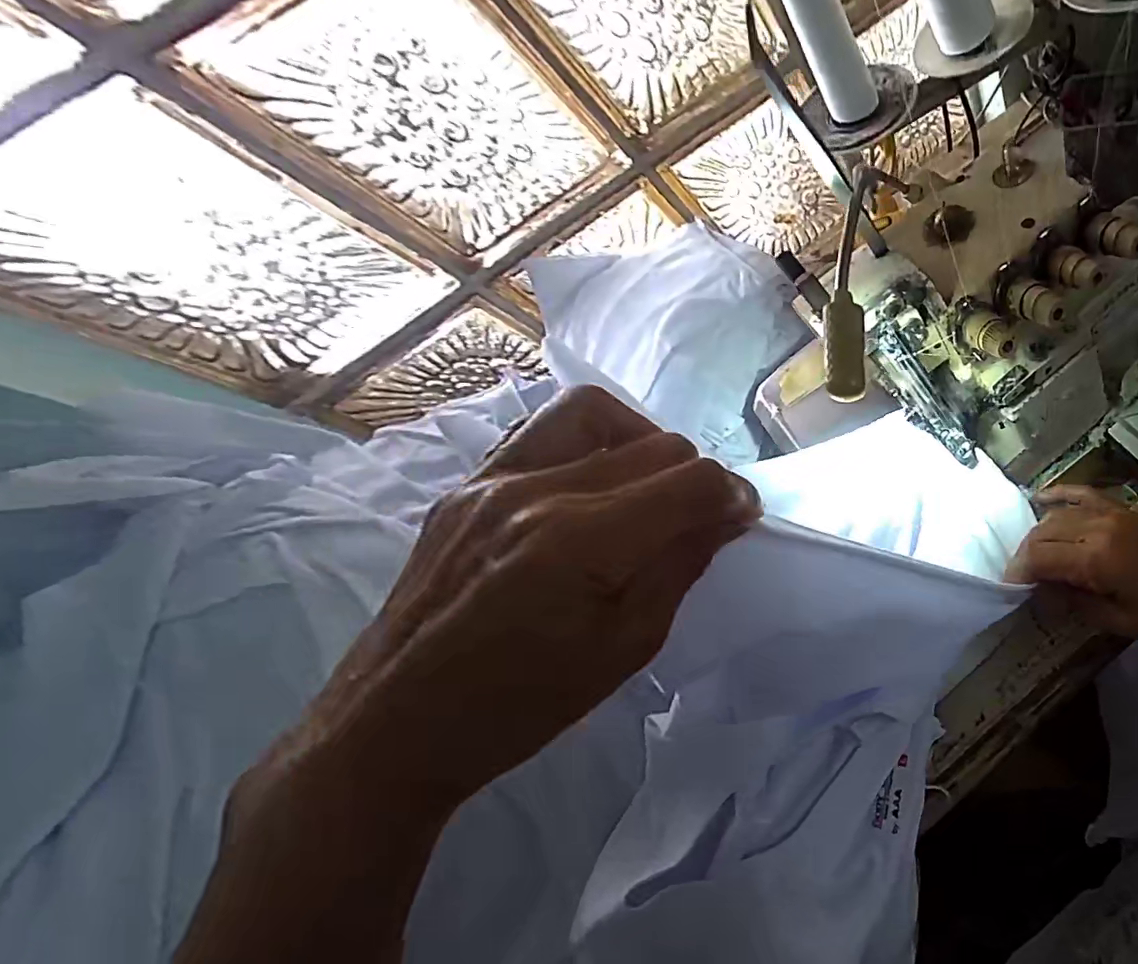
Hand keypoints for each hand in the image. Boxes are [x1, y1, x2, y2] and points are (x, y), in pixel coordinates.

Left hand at [253, 386, 761, 815]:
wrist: (394, 726)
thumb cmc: (524, 704)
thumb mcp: (628, 645)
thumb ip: (683, 563)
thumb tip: (728, 512)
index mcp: (582, 543)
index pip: (691, 482)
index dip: (733, 494)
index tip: (743, 516)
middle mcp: (538, 492)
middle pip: (658, 446)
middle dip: (697, 478)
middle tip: (698, 517)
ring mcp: (493, 480)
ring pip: (597, 412)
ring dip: (643, 440)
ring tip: (647, 483)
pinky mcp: (466, 484)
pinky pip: (544, 431)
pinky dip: (589, 443)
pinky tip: (592, 486)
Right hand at [1005, 486, 1137, 647]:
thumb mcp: (1120, 621)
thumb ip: (1074, 603)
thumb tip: (1040, 594)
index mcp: (1098, 558)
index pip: (1039, 557)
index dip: (1018, 572)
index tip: (1007, 590)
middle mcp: (1099, 527)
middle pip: (1043, 533)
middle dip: (1025, 556)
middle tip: (1021, 581)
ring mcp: (1112, 513)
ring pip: (1057, 515)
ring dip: (1039, 534)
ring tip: (1034, 559)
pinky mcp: (1123, 510)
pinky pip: (1083, 494)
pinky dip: (1060, 494)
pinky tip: (1040, 497)